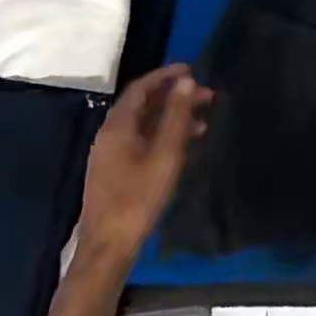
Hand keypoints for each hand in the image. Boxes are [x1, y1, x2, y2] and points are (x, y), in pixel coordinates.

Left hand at [80, 64, 213, 252]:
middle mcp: (111, 135)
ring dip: (172, 116)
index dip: (165, 75)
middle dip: (174, 96)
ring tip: (204, 118)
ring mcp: (112, 154)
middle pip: (143, 105)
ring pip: (145, 124)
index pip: (141, 88)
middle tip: (206, 95)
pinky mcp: (117, 170)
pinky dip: (164, 134)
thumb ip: (177, 116)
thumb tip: (186, 81)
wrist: (109, 246)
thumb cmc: (139, 197)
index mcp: (118, 127)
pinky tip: (186, 144)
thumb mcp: (165, 154)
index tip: (192, 69)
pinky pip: (143, 140)